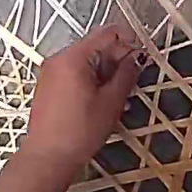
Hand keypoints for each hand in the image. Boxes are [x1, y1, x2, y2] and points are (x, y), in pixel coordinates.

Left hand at [21, 23, 143, 170]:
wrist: (48, 158)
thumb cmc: (80, 131)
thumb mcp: (111, 102)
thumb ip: (127, 74)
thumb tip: (137, 58)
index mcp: (74, 57)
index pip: (108, 34)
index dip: (130, 40)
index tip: (144, 54)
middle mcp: (59, 59)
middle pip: (96, 46)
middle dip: (118, 58)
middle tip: (135, 77)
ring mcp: (51, 72)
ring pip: (86, 61)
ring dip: (106, 71)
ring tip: (121, 94)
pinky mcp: (49, 86)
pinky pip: (75, 72)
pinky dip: (92, 79)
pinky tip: (103, 99)